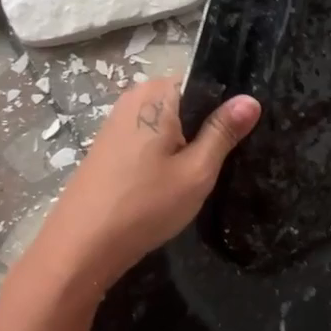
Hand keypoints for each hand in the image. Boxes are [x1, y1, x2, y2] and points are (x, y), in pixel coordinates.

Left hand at [31, 79, 259, 277]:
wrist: (79, 249)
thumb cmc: (144, 205)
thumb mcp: (196, 170)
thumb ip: (223, 132)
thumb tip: (251, 100)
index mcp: (157, 94)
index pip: (205, 82)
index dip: (227, 106)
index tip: (242, 133)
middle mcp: (134, 98)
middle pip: (187, 102)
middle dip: (208, 125)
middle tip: (229, 157)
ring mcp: (118, 122)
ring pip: (169, 123)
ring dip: (188, 143)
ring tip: (205, 171)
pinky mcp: (110, 146)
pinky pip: (151, 137)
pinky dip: (168, 154)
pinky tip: (175, 181)